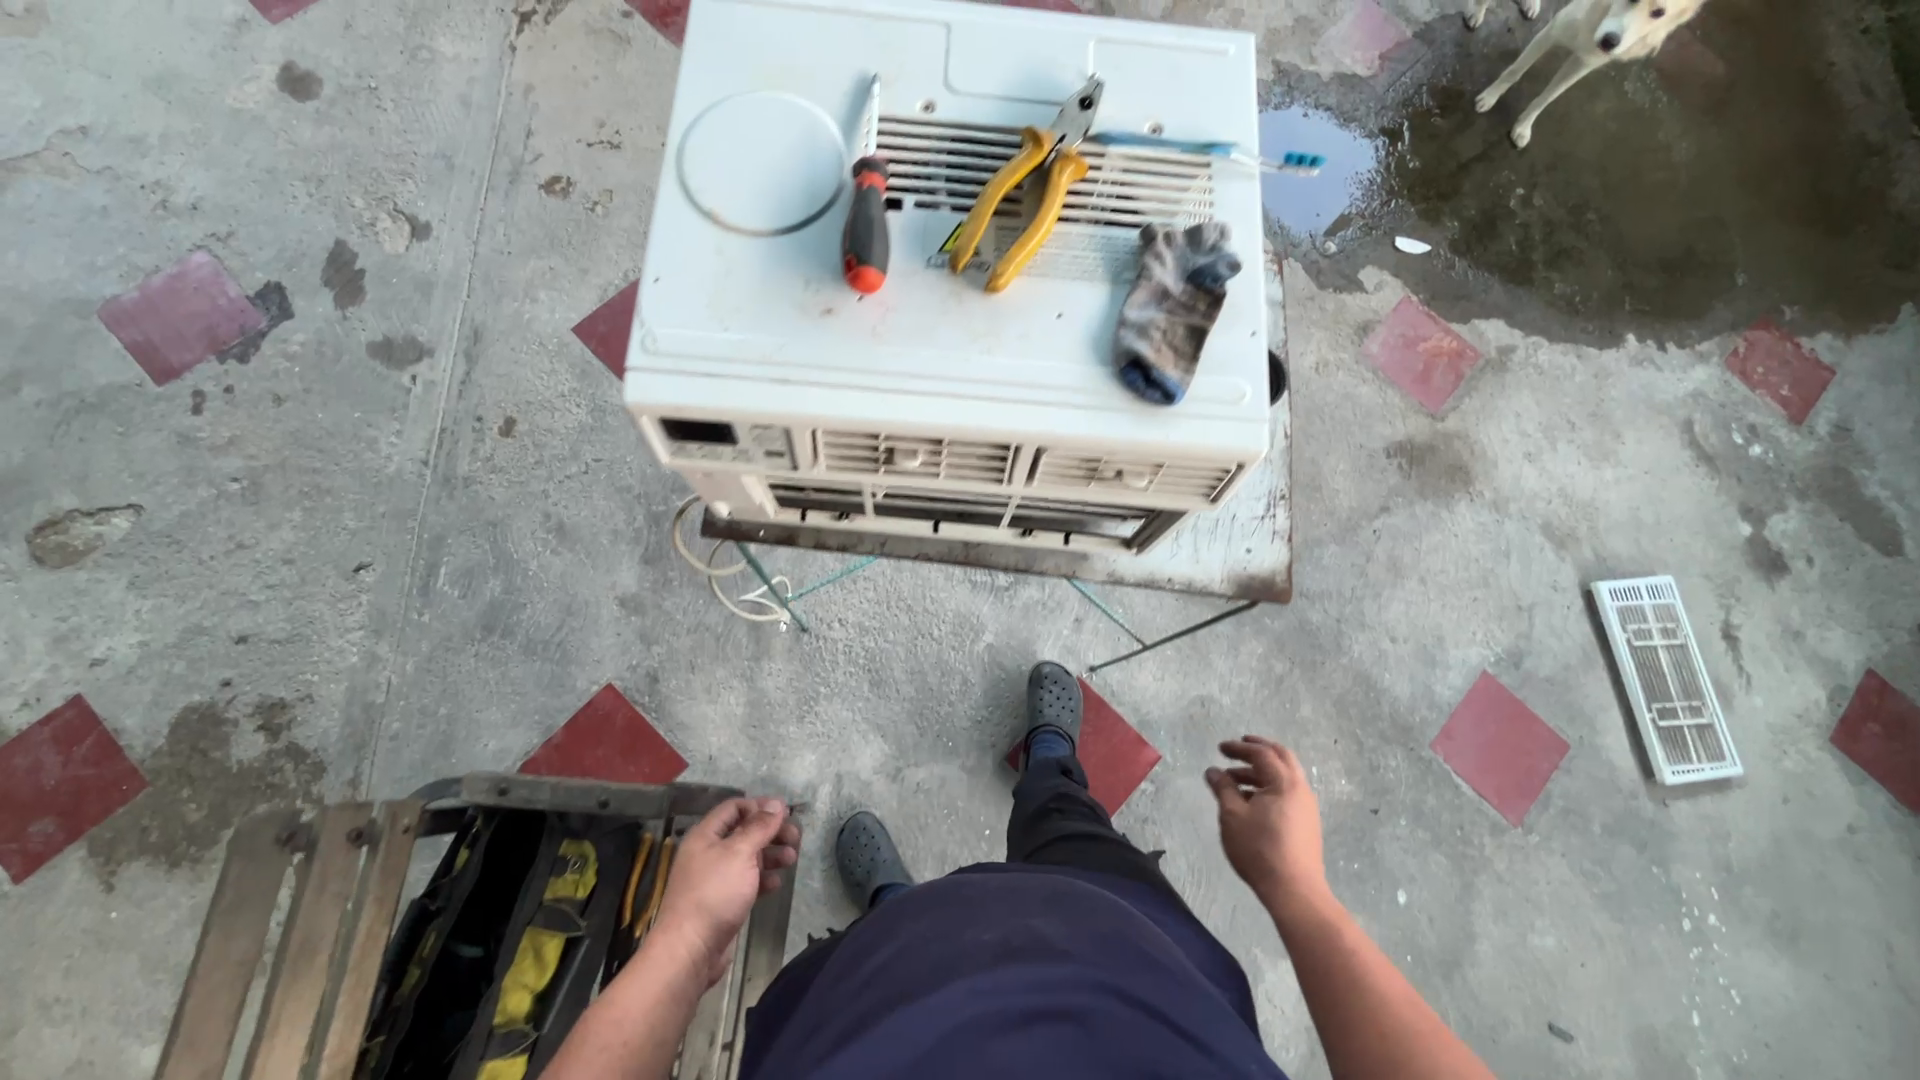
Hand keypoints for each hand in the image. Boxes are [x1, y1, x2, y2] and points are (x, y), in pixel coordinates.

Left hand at [651, 797, 800, 986]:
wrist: (691, 949)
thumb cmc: (714, 893)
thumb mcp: (740, 853)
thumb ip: (760, 827)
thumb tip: (777, 803)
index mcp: (706, 835)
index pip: (734, 808)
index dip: (760, 806)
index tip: (786, 813)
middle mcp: (709, 852)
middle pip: (744, 832)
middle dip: (771, 832)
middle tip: (795, 837)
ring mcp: (716, 878)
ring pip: (748, 857)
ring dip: (771, 854)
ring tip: (792, 859)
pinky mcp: (723, 901)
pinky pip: (747, 881)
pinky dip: (763, 879)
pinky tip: (776, 883)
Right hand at [1206, 736, 1329, 916]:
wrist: (1294, 890)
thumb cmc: (1259, 849)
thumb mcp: (1232, 815)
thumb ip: (1223, 788)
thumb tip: (1213, 771)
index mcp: (1285, 783)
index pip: (1262, 754)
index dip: (1239, 747)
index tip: (1220, 748)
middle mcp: (1301, 789)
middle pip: (1281, 758)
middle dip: (1258, 750)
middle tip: (1238, 747)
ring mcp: (1307, 807)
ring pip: (1285, 777)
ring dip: (1261, 771)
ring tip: (1235, 780)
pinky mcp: (1307, 823)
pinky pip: (1287, 793)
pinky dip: (1269, 786)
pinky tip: (1251, 801)